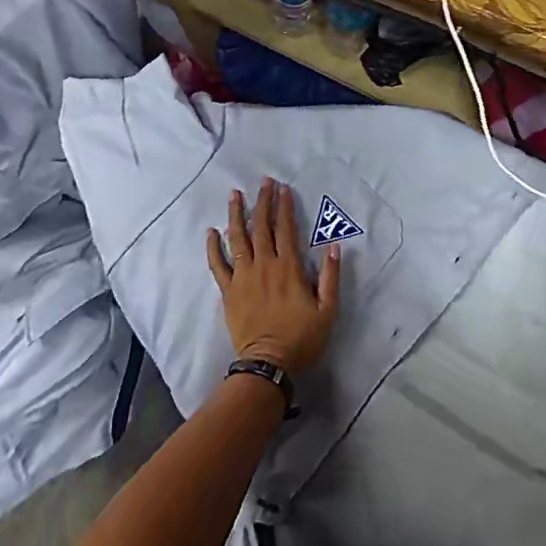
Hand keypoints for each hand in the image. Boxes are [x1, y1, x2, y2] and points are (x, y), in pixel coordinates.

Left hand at [206, 178, 340, 374]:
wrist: (268, 364)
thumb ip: (331, 277)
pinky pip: (217, 264)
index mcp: (289, 268)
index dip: (285, 207)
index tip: (283, 188)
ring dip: (236, 214)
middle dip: (263, 202)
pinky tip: (211, 231)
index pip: (287, 229)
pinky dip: (213, 247)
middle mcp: (264, 265)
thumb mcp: (327, 311)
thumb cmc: (301, 339)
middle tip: (264, 182)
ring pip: (237, 238)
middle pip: (262, 226)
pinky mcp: (228, 290)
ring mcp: (243, 276)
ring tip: (235, 194)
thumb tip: (334, 247)